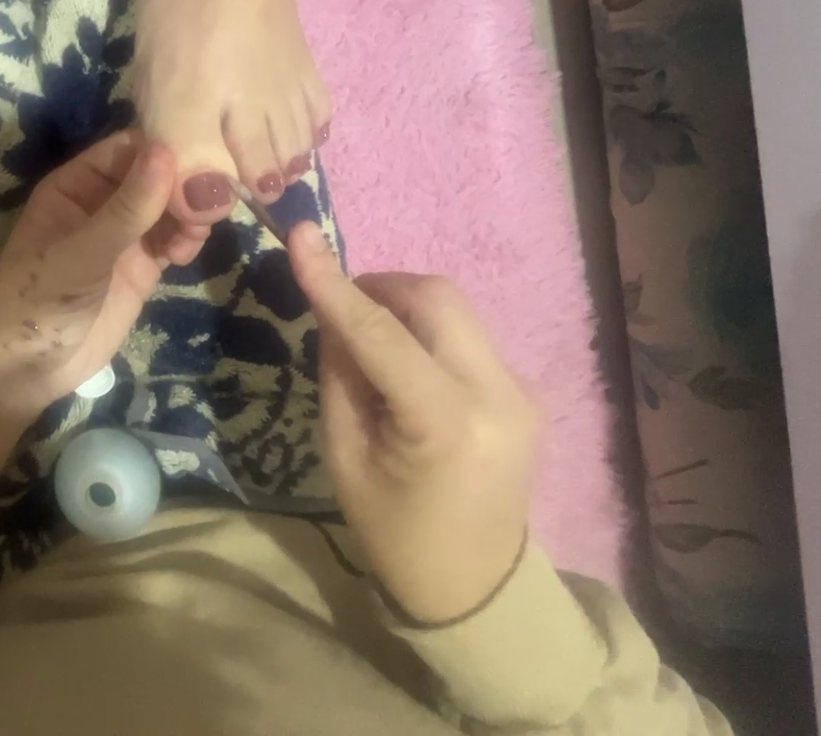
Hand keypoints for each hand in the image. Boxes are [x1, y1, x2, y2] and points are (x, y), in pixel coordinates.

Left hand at [0, 131, 207, 416]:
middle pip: (157, 174)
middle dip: (184, 183)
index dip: (164, 147)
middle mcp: (102, 201)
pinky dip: (188, 239)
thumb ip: (126, 208)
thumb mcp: (81, 252)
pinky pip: (174, 238)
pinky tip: (186, 253)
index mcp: (75, 184)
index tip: (202, 159)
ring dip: (190, 212)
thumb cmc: (38, 300)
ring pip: (170, 205)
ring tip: (196, 231)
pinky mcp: (142, 266)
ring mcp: (124, 234)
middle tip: (209, 202)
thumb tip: (167, 151)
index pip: (128, 148)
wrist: (27, 368)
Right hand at [287, 221, 540, 624]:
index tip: (297, 235)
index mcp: (444, 423)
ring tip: (365, 334)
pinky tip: (400, 361)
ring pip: (454, 308)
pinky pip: (464, 334)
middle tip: (336, 302)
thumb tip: (332, 311)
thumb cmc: (392, 528)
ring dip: (401, 303)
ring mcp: (520, 390)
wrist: (475, 586)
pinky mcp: (522, 391)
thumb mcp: (343, 452)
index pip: (380, 333)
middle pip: (436, 298)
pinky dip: (423, 328)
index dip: (333, 282)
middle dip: (378, 284)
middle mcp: (497, 395)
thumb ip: (340, 372)